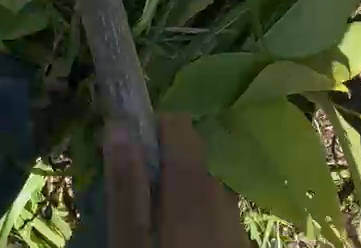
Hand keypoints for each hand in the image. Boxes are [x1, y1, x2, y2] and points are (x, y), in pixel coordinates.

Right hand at [103, 114, 248, 247]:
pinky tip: (178, 247)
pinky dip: (197, 224)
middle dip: (160, 172)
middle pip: (190, 159)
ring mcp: (237, 226)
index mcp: (194, 188)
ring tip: (151, 235)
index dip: (150, 131)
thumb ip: (126, 185)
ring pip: (204, 190)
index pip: (178, 124)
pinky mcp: (242, 247)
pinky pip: (217, 218)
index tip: (128, 158)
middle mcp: (222, 197)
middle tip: (133, 209)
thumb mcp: (130, 243)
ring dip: (178, 200)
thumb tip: (118, 125)